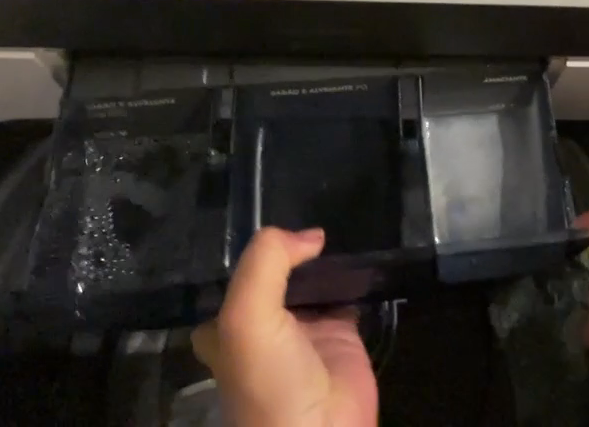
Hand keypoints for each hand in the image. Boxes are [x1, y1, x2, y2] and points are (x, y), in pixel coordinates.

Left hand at [190, 228, 377, 426]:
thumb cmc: (269, 382)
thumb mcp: (246, 317)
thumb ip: (266, 262)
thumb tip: (311, 236)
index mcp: (226, 324)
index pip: (232, 272)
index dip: (249, 245)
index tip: (269, 210)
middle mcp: (262, 323)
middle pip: (274, 271)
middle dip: (290, 244)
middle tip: (312, 206)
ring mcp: (303, 328)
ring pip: (311, 278)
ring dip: (323, 256)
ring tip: (341, 217)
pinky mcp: (341, 333)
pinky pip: (347, 292)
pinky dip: (355, 273)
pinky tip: (362, 249)